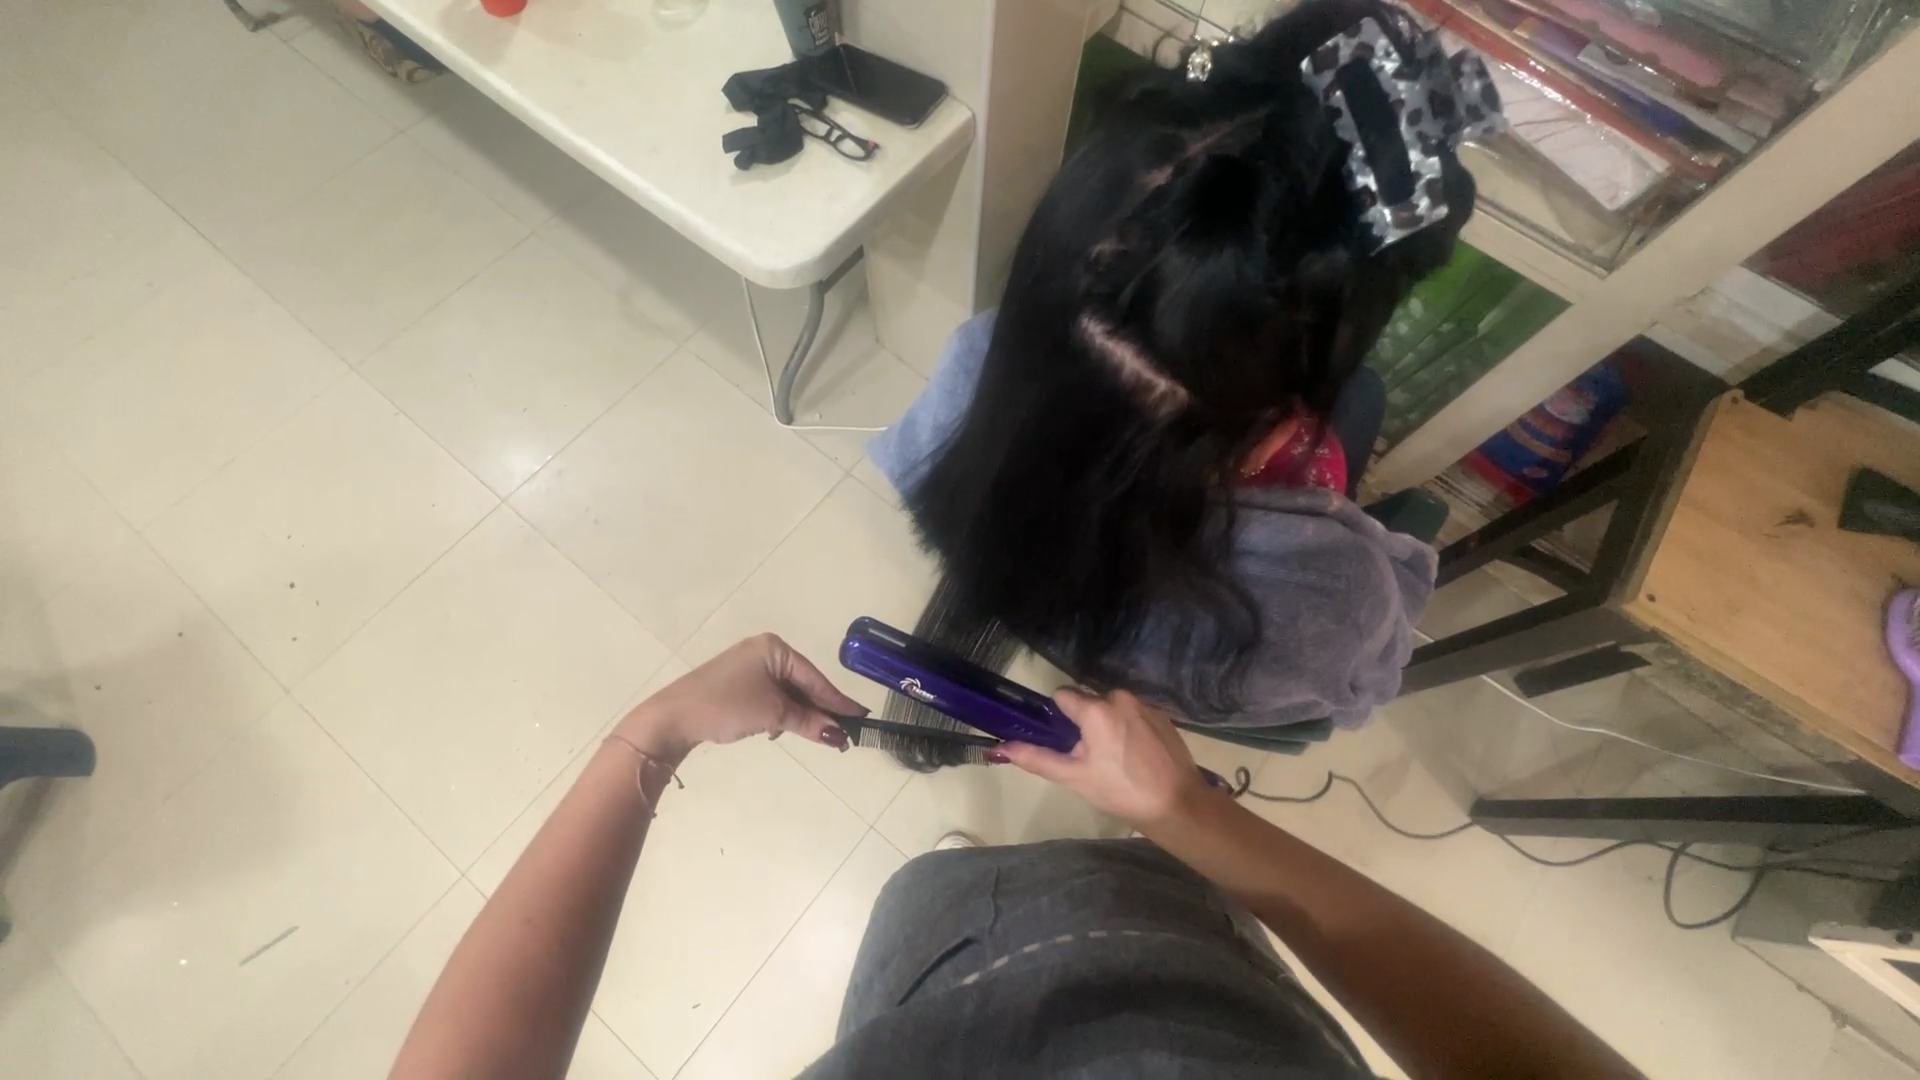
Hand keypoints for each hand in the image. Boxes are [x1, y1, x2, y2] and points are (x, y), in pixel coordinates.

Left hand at [614, 634, 863, 761]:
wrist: (671, 719)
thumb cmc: (726, 706)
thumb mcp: (773, 714)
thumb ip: (809, 722)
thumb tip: (840, 735)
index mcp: (775, 648)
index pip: (815, 678)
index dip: (838, 700)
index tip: (862, 717)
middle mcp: (763, 651)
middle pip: (803, 684)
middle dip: (819, 711)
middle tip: (843, 735)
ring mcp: (748, 667)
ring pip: (786, 693)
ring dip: (799, 715)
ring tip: (815, 736)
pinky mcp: (736, 684)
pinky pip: (770, 697)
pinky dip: (779, 714)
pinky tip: (778, 731)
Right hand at [995, 688, 1213, 828]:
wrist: (1177, 804)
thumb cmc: (1120, 791)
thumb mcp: (1074, 777)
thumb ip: (1037, 758)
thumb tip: (1001, 747)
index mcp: (1096, 708)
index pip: (1062, 695)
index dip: (1059, 718)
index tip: (1065, 742)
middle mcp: (1120, 697)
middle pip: (1089, 703)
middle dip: (1085, 725)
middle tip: (1092, 759)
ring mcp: (1145, 705)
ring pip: (1112, 709)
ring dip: (1108, 726)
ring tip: (1117, 761)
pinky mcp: (1163, 716)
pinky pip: (1134, 715)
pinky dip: (1130, 730)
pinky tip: (1138, 758)